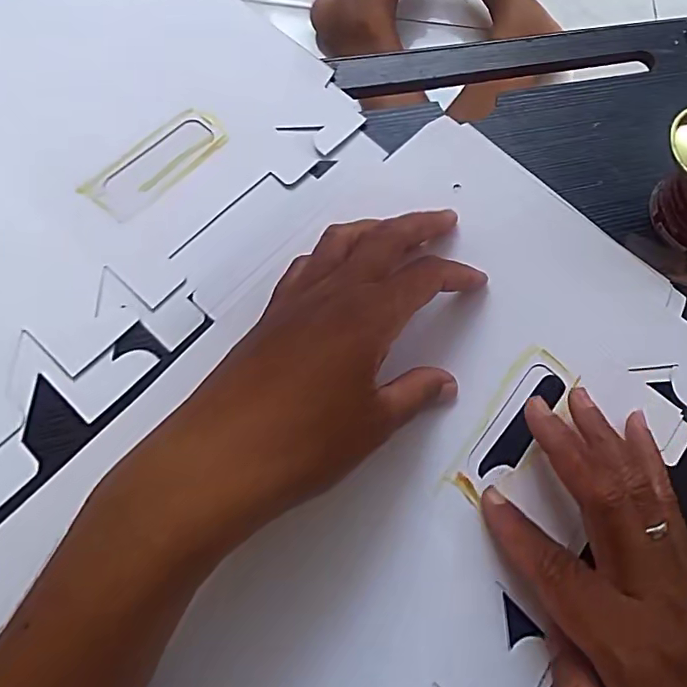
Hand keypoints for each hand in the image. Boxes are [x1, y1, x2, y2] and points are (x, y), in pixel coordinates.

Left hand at [91, 210, 485, 574]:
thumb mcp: (373, 423)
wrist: (212, 464)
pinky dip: (332, 253)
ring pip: (342, 242)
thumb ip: (414, 393)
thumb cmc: (300, 445)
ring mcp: (297, 303)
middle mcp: (333, 297)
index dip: (453, 275)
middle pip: (384, 241)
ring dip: (375, 230)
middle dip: (420, 227)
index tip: (473, 281)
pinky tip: (335, 268)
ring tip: (395, 231)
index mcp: (367, 317)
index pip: (422, 278)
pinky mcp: (270, 318)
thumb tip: (441, 382)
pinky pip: (308, 266)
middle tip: (444, 222)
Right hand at [479, 390, 686, 686]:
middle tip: (540, 411)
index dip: (521, 537)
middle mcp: (658, 592)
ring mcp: (681, 570)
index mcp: (633, 647)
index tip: (493, 496)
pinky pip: (666, 499)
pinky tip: (636, 427)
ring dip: (605, 438)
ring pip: (638, 488)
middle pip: (606, 504)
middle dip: (569, 451)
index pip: (562, 578)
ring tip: (582, 399)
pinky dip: (649, 457)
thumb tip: (556, 638)